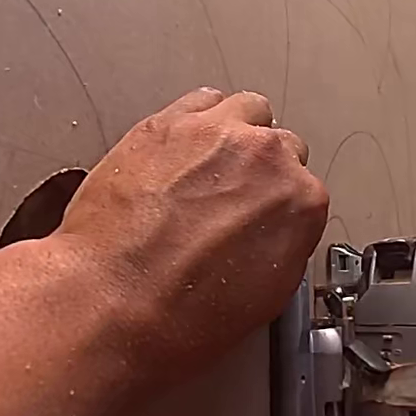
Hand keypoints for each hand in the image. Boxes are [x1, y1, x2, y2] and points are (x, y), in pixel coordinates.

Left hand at [56, 88, 327, 369]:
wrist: (111, 302)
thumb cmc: (178, 314)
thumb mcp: (265, 297)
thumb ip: (284, 245)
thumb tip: (275, 234)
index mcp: (301, 202)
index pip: (305, 188)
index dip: (279, 205)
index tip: (261, 216)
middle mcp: (266, 157)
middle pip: (279, 147)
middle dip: (259, 171)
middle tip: (231, 198)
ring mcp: (216, 133)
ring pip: (247, 112)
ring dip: (236, 135)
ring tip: (210, 168)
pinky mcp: (168, 122)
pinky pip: (200, 102)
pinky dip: (198, 122)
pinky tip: (183, 149)